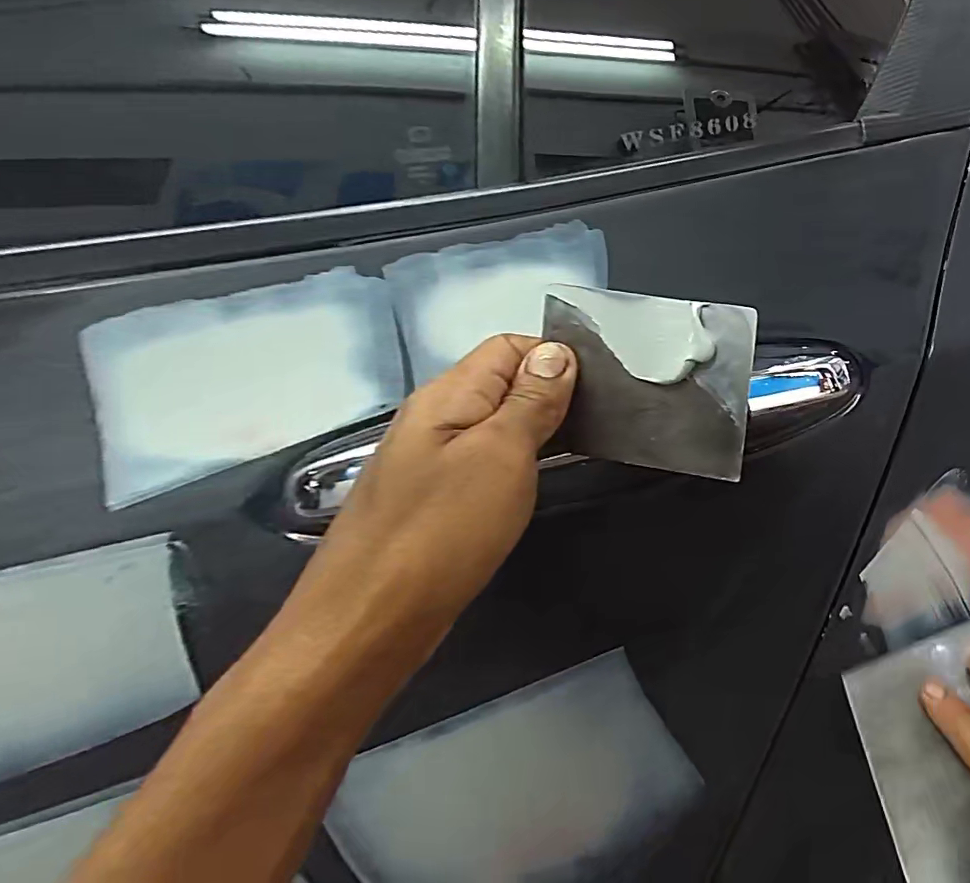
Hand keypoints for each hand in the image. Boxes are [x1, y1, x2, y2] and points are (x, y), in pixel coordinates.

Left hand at [309, 334, 576, 629]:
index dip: (554, 356)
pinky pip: (487, 456)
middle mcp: (437, 417)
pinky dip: (520, 457)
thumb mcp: (501, 455)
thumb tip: (556, 352)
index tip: (598, 387)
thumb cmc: (441, 532)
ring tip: (584, 442)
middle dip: (552, 391)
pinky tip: (542, 474)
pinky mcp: (438, 495)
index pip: (509, 346)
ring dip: (539, 425)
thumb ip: (530, 401)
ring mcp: (434, 458)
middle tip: (600, 418)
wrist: (369, 623)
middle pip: (504, 381)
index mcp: (448, 395)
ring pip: (498, 420)